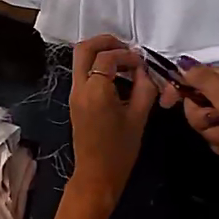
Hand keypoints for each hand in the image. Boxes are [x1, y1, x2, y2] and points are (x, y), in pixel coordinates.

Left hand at [67, 34, 157, 201]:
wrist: (96, 176)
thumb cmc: (120, 151)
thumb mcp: (139, 118)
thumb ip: (144, 88)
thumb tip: (145, 69)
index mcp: (95, 92)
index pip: (107, 58)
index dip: (127, 55)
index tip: (142, 63)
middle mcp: (79, 89)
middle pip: (83, 49)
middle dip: (105, 42)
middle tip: (127, 48)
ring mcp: (74, 95)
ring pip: (80, 60)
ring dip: (101, 55)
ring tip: (126, 65)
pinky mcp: (75, 102)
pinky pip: (83, 74)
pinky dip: (98, 68)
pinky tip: (119, 79)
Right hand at [164, 61, 218, 188]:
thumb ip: (201, 78)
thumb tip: (181, 61)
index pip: (196, 76)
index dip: (179, 87)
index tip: (166, 102)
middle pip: (196, 103)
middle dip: (200, 115)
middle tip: (215, 119)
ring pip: (204, 123)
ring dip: (213, 132)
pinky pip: (215, 139)